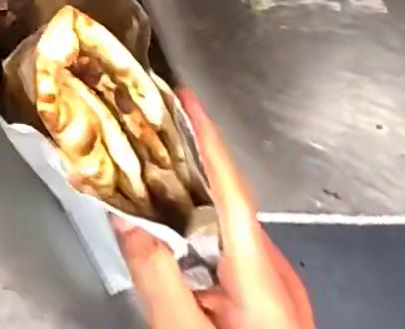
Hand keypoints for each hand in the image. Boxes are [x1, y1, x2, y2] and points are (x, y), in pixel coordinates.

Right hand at [114, 86, 313, 328]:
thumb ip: (156, 277)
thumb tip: (125, 215)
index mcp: (263, 279)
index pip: (232, 189)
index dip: (208, 138)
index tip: (187, 96)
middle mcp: (278, 278)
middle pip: (228, 203)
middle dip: (185, 162)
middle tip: (144, 132)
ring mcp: (279, 294)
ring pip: (227, 229)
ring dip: (187, 199)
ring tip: (146, 174)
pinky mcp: (271, 308)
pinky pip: (229, 252)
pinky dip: (197, 231)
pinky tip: (169, 235)